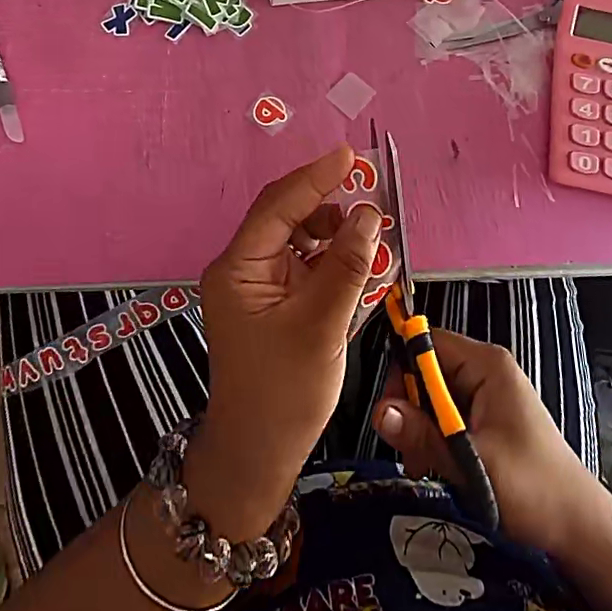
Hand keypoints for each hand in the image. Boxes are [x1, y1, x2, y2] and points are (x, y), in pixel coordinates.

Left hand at [185, 146, 382, 536]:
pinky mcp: (279, 302)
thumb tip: (368, 214)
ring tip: (372, 244)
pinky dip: (337, 263)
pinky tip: (363, 268)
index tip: (350, 156)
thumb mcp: (321, 325)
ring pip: (303, 241)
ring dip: (338, 237)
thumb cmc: (282, 394)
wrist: (259, 454)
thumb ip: (347, 265)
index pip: (278, 205)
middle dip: (331, 208)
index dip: (316, 177)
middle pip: (290, 218)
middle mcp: (246, 269)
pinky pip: (310, 267)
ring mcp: (262, 286)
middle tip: (372, 200)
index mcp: (239, 268)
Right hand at [372, 328, 611, 556]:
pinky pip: (445, 417)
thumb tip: (381, 412)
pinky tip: (434, 467)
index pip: (428, 342)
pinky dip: (433, 439)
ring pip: (432, 397)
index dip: (403, 369)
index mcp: (488, 365)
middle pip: (426, 370)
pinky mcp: (485, 419)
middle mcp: (486, 372)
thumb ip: (423, 435)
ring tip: (423, 464)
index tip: (390, 408)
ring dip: (420, 429)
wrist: (575, 525)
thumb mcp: (471, 462)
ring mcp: (486, 396)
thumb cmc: (533, 488)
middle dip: (410, 407)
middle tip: (407, 446)